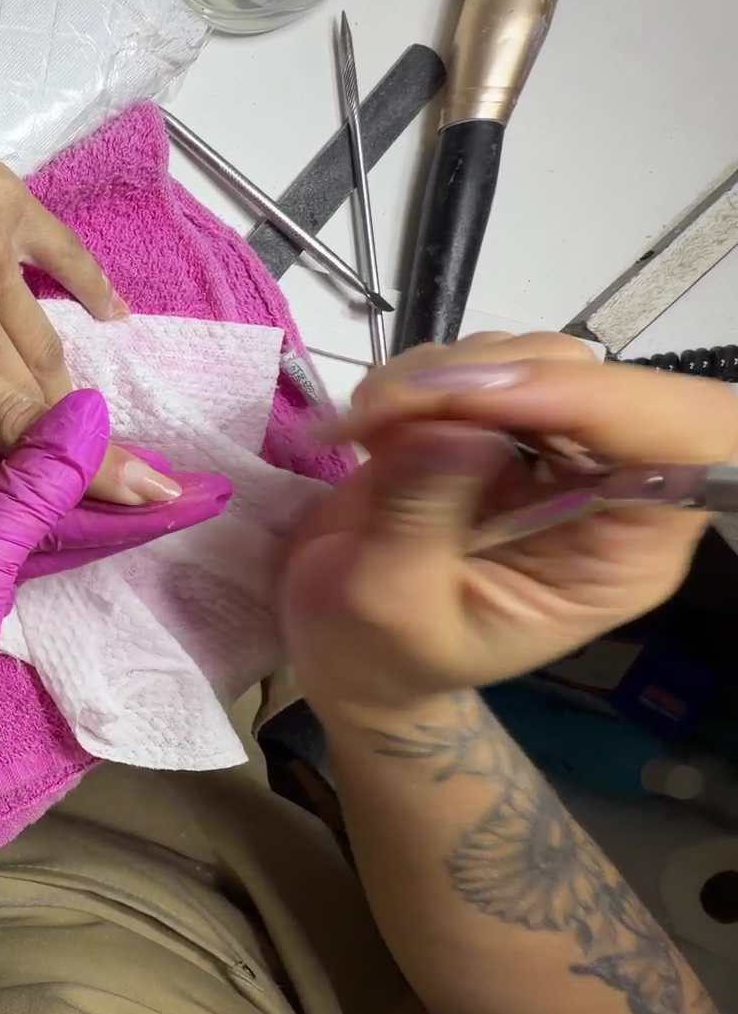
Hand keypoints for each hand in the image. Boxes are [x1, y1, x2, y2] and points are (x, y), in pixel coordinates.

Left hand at [0, 390, 229, 823]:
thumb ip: (33, 488)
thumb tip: (88, 407)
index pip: (0, 448)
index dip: (74, 450)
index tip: (149, 450)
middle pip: (25, 486)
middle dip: (104, 487)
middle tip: (187, 481)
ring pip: (37, 524)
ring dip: (106, 518)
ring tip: (186, 502)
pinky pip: (34, 557)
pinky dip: (81, 546)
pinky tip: (133, 529)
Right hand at [281, 333, 737, 723]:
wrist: (339, 650)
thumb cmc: (374, 651)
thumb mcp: (390, 602)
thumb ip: (418, 520)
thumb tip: (452, 430)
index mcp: (614, 549)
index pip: (675, 442)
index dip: (589, 401)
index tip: (465, 403)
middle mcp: (590, 488)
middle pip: (593, 382)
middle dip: (479, 380)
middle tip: (376, 413)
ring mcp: (528, 456)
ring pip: (525, 361)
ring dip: (432, 375)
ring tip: (360, 424)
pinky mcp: (466, 437)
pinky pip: (460, 371)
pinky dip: (403, 381)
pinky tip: (359, 426)